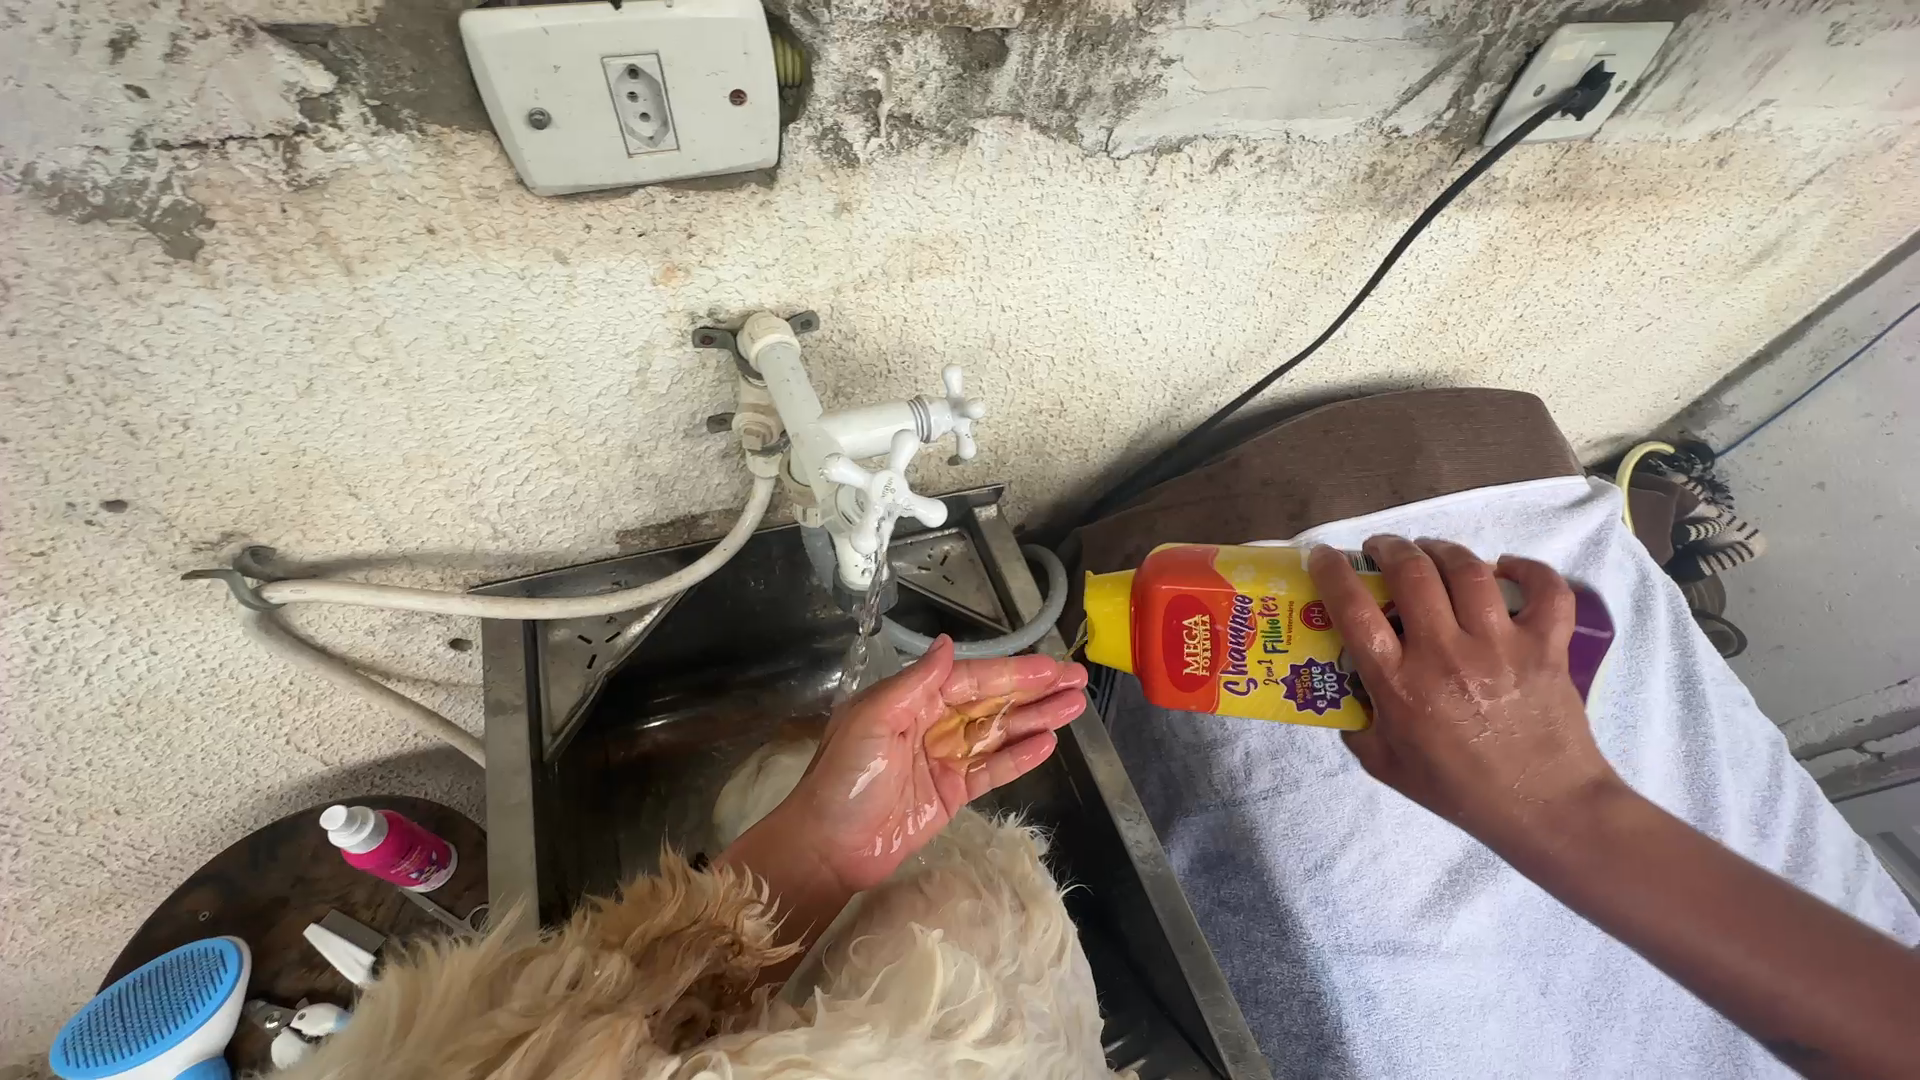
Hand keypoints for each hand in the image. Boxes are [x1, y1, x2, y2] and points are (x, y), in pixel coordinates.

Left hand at [764, 635, 1086, 892]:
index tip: (1050, 668)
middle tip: (1078, 680)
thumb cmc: (845, 778)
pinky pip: (991, 769)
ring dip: (1036, 719)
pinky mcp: (951, 793)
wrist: (827, 849)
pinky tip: (1048, 744)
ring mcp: (944, 759)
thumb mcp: (872, 719)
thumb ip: (914, 682)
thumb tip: (947, 643)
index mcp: (912, 700)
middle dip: (1035, 691)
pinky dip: (1019, 757)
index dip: (1012, 672)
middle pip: (992, 702)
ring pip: (998, 733)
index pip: (972, 679)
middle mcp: (932, 723)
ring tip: (1076, 707)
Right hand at [1307, 536, 1620, 852]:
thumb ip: (1355, 722)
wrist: (1546, 808)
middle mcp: (1444, 654)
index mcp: (1398, 682)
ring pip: (1469, 570)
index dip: (1332, 572)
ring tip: (1431, 551)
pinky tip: (1506, 567)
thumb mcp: (1382, 762)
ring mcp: (1500, 646)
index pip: (1353, 608)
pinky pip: (1545, 590)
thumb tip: (1341, 689)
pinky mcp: (1547, 647)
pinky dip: (1527, 569)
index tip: (1323, 555)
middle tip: (1380, 548)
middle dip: (1389, 547)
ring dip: (1442, 549)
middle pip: (1411, 573)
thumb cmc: (1457, 789)